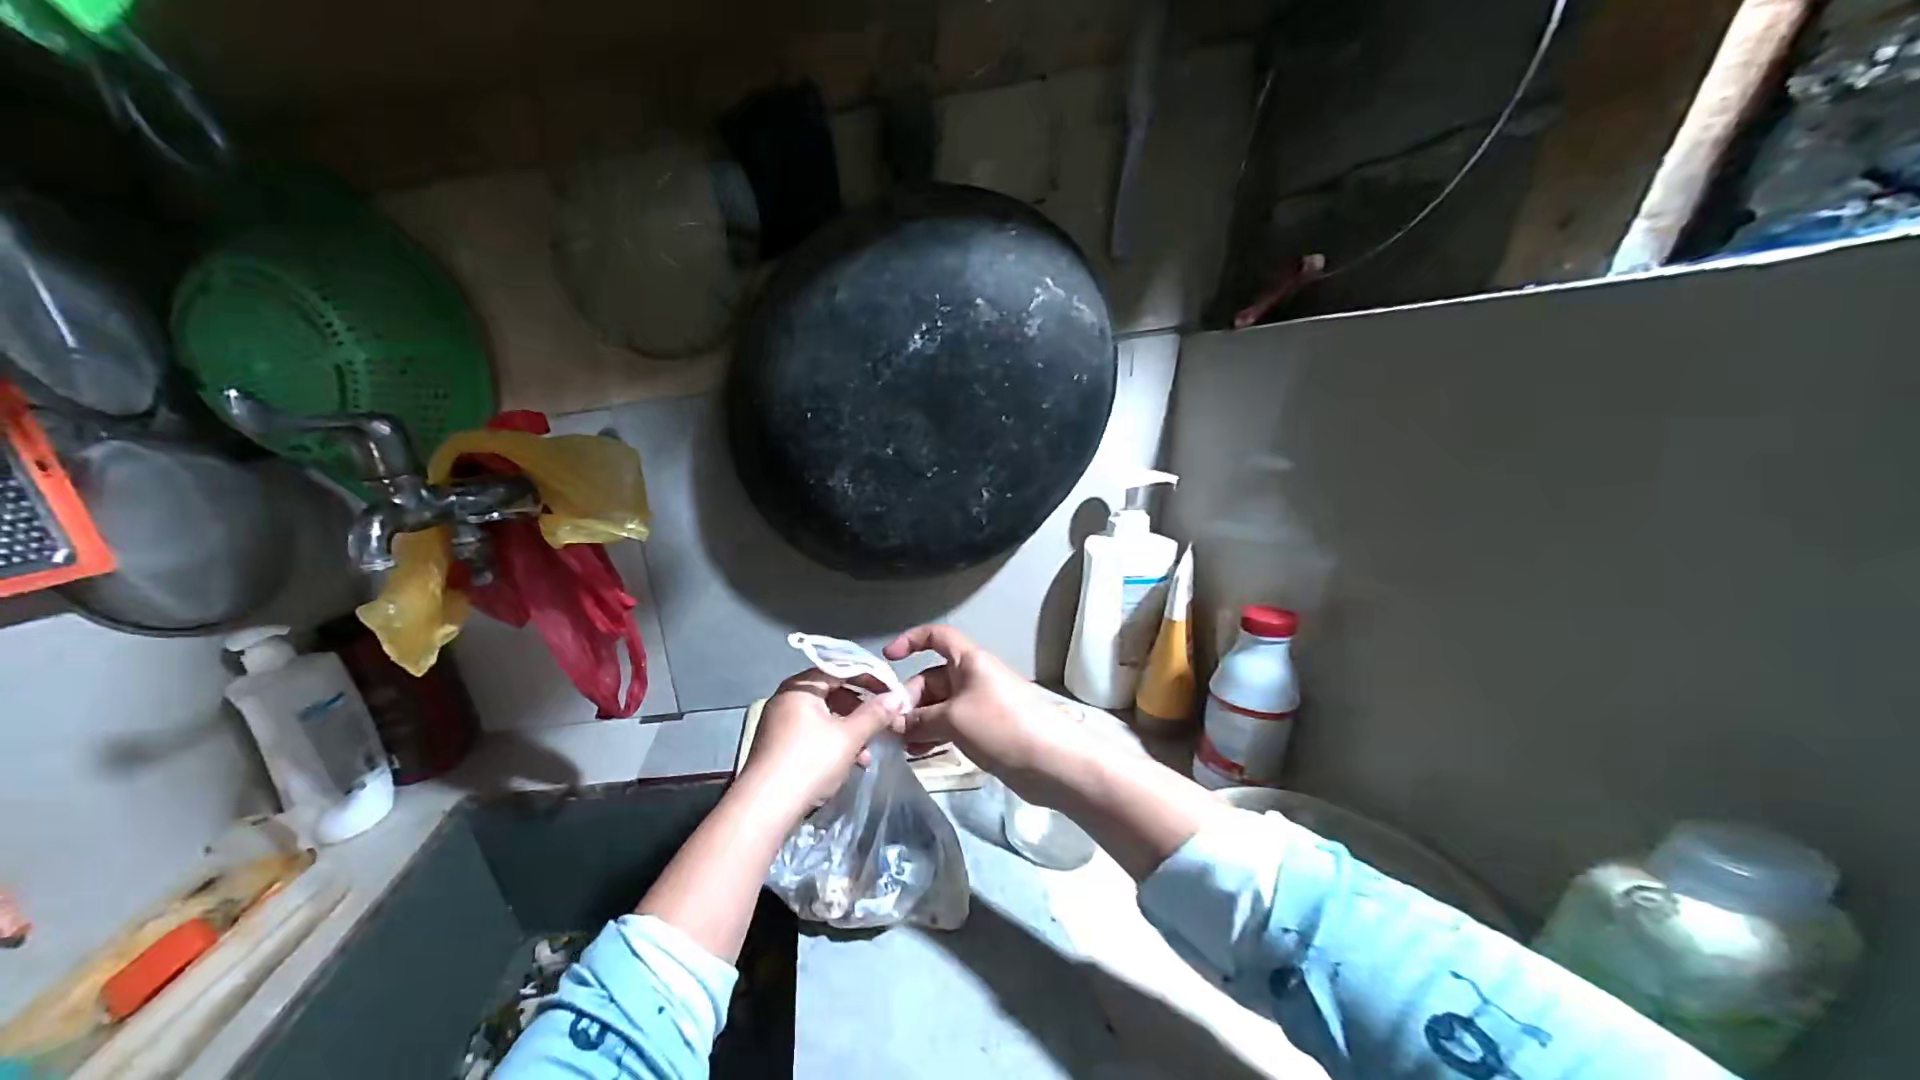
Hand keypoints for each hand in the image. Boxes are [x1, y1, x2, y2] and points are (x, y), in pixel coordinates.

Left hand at [739, 668, 910, 819]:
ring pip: (824, 716)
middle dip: (861, 708)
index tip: (892, 692)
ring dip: (850, 730)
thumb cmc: (809, 762)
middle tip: (882, 720)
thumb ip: (875, 714)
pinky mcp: (779, 747)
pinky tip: (849, 763)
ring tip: (867, 751)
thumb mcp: (849, 737)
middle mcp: (787, 699)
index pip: (840, 669)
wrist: (764, 808)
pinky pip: (813, 733)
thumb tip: (898, 696)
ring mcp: (780, 724)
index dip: (870, 678)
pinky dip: (834, 742)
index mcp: (800, 687)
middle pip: (832, 692)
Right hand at [884, 625, 1065, 790]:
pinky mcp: (986, 730)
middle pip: (932, 678)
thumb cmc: (1002, 726)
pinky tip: (919, 753)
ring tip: (902, 746)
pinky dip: (934, 735)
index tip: (888, 659)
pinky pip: (951, 726)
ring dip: (919, 722)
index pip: (937, 636)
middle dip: (910, 699)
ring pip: (940, 706)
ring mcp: (980, 705)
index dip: (911, 640)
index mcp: (970, 661)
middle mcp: (974, 677)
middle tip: (892, 728)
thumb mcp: (954, 719)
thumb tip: (893, 722)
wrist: (1053, 762)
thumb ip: (919, 719)